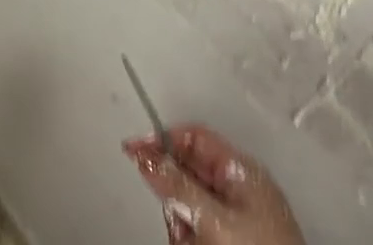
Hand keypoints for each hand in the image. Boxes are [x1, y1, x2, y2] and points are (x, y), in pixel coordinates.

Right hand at [123, 124, 304, 244]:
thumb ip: (177, 185)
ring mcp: (237, 216)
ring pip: (190, 206)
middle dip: (174, 197)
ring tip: (193, 243)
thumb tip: (143, 154)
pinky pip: (199, 230)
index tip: (133, 151)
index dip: (163, 139)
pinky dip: (192, 240)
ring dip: (183, 226)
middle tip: (179, 222)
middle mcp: (238, 187)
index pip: (194, 137)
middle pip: (188, 173)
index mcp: (239, 169)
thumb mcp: (213, 218)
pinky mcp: (233, 239)